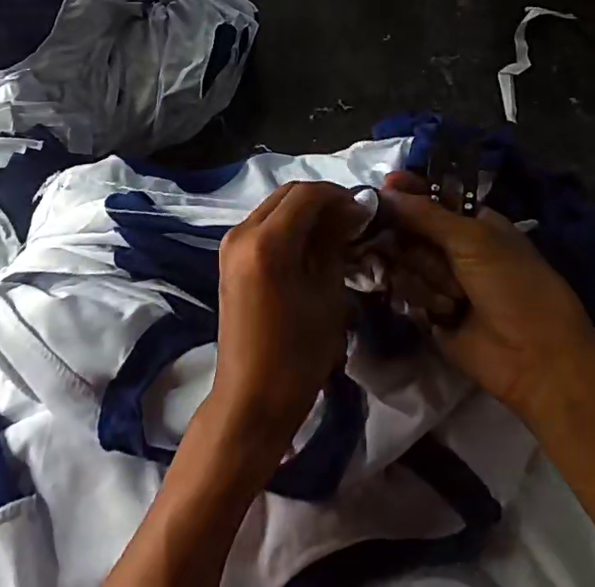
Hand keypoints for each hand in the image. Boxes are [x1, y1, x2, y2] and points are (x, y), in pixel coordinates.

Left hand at [210, 182, 367, 457]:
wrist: (251, 399)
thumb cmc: (297, 353)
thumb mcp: (326, 294)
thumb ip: (334, 244)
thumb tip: (351, 211)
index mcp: (267, 242)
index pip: (307, 194)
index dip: (339, 196)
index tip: (365, 211)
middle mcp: (242, 233)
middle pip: (288, 193)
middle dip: (323, 199)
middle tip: (353, 219)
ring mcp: (231, 245)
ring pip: (275, 206)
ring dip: (306, 210)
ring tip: (337, 232)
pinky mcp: (230, 259)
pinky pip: (264, 224)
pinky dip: (290, 225)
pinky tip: (312, 245)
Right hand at [375, 172, 594, 416]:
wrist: (533, 356)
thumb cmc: (512, 284)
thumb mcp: (473, 239)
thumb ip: (426, 214)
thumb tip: (385, 191)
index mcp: (472, 222)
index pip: (430, 198)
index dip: (407, 193)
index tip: (384, 187)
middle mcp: (453, 247)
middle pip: (409, 229)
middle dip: (408, 238)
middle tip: (426, 252)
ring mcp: (439, 281)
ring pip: (403, 261)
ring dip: (424, 275)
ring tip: (454, 295)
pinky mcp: (428, 313)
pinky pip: (404, 293)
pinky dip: (420, 298)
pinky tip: (444, 310)